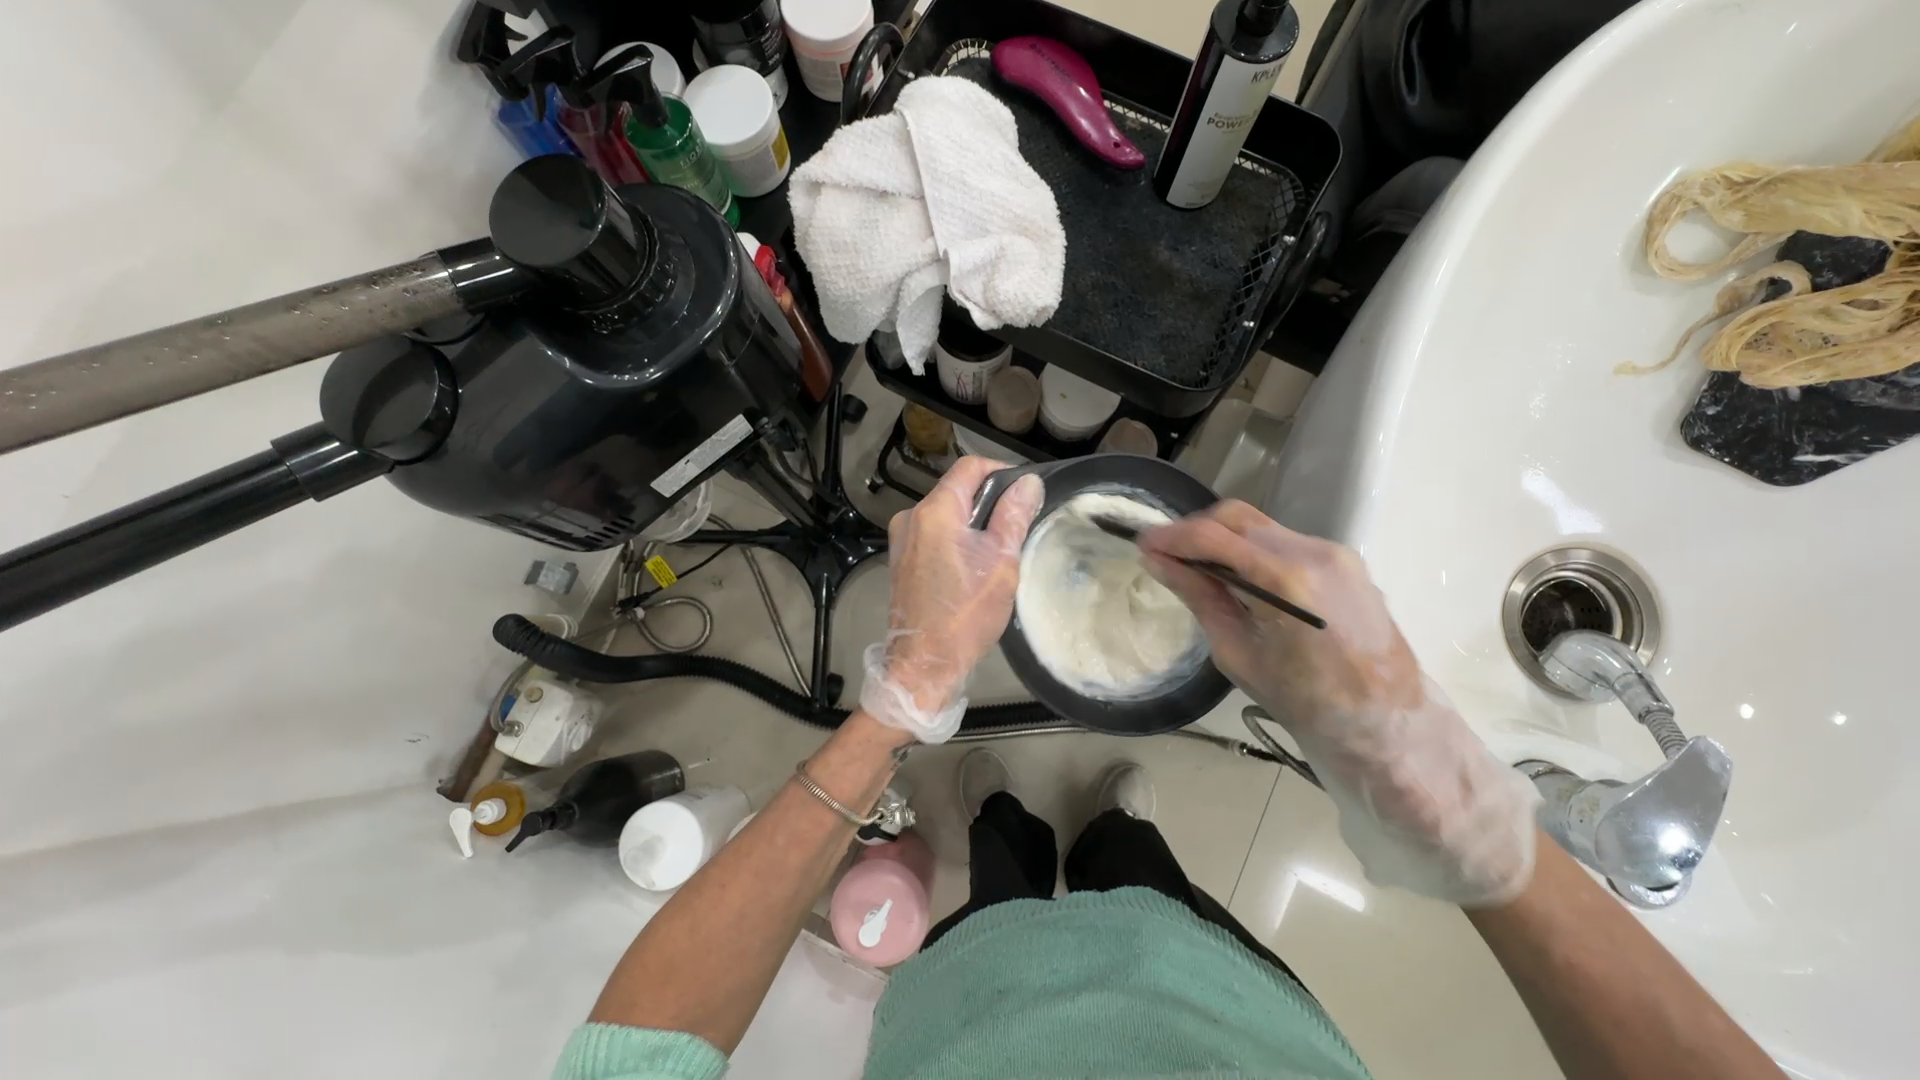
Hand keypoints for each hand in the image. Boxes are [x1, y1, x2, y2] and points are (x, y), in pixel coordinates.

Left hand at [861, 456, 1043, 742]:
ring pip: (947, 514)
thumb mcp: (1000, 563)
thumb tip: (1029, 482)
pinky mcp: (902, 560)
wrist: (923, 665)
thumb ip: (1014, 516)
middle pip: (957, 490)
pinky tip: (976, 564)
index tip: (1027, 490)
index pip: (970, 467)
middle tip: (1021, 523)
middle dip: (991, 500)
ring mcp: (902, 540)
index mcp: (934, 511)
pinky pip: (934, 535)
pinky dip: (957, 539)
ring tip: (1002, 547)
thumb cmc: (965, 614)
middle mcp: (911, 517)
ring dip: (975, 523)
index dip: (1002, 471)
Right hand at [1140, 500, 1538, 905]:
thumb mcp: (1238, 653)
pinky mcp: (1345, 561)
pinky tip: (1239, 580)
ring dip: (1224, 540)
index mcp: (1286, 581)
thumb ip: (1200, 597)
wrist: (1386, 724)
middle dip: (1195, 530)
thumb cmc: (1306, 703)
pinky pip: (1285, 542)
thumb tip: (1159, 562)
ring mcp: (1335, 553)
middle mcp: (1314, 552)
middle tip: (1164, 555)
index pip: (1214, 537)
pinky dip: (1252, 551)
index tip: (1142, 543)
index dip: (1172, 536)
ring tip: (1198, 570)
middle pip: (1238, 518)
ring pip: (1261, 527)